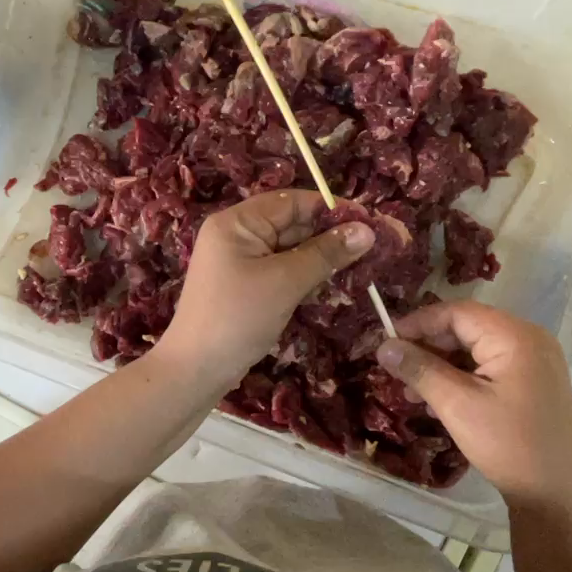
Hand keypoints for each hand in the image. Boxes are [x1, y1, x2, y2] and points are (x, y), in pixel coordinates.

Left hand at [155, 190, 373, 384]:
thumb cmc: (237, 318)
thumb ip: (325, 254)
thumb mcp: (284, 282)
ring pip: (289, 250)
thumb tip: (367, 230)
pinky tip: (335, 284)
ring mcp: (238, 263)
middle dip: (330, 235)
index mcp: (236, 223)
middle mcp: (235, 236)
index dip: (331, 208)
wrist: (195, 370)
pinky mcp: (244, 288)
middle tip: (376, 245)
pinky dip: (306, 276)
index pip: (291, 201)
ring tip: (364, 264)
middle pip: (291, 224)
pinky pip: (281, 272)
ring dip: (322, 257)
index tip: (371, 221)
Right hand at [375, 301, 571, 510]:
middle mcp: (529, 340)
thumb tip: (384, 346)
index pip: (457, 313)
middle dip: (428, 347)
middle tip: (396, 371)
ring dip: (440, 366)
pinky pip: (488, 368)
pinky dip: (460, 378)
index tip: (386, 343)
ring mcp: (533, 362)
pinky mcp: (531, 383)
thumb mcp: (456, 405)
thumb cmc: (507, 443)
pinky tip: (438, 401)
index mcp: (515, 337)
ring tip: (412, 392)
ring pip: (474, 350)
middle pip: (466, 328)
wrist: (555, 491)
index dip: (418, 323)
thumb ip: (419, 370)